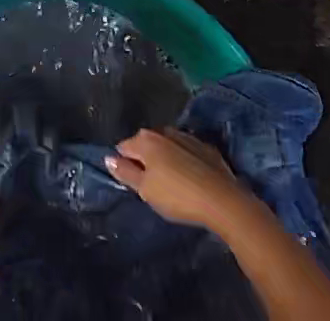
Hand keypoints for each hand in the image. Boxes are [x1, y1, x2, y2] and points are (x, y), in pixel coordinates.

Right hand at [105, 128, 257, 232]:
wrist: (220, 199)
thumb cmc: (177, 196)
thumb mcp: (145, 190)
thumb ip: (126, 172)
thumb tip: (109, 158)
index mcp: (147, 140)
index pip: (124, 146)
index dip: (123, 163)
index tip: (130, 181)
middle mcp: (165, 131)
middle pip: (145, 142)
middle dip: (143, 158)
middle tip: (148, 183)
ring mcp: (187, 136)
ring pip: (166, 144)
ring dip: (163, 157)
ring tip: (167, 180)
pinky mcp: (205, 146)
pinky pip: (184, 149)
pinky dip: (181, 158)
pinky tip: (187, 176)